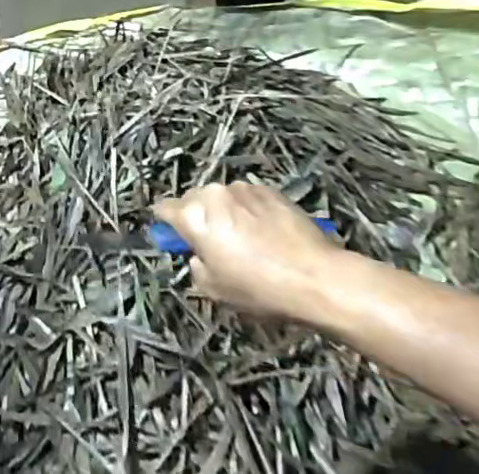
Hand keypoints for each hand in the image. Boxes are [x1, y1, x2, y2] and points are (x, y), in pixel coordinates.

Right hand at [152, 183, 340, 319]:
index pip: (163, 208)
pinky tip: (266, 234)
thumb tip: (200, 255)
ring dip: (225, 213)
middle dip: (197, 217)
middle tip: (213, 245)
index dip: (164, 223)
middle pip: (193, 200)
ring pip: (222, 198)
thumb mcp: (215, 290)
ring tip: (245, 240)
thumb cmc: (259, 288)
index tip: (173, 236)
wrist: (315, 276)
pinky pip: (248, 198)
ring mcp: (243, 188)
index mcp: (194, 216)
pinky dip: (249, 210)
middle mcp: (214, 193)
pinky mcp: (269, 189)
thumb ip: (196, 266)